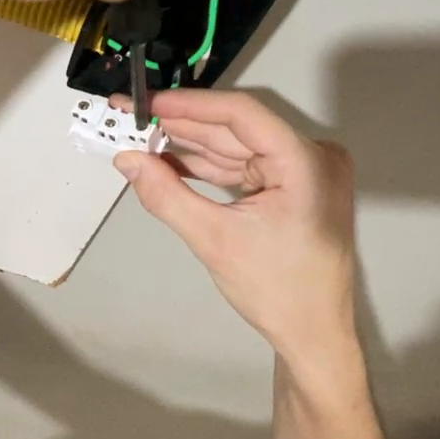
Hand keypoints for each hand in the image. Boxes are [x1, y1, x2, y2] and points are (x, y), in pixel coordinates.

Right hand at [113, 90, 357, 359]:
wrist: (314, 334)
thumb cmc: (276, 291)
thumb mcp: (214, 240)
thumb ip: (166, 194)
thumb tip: (125, 159)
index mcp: (306, 162)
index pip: (241, 115)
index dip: (190, 105)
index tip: (147, 103)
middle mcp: (311, 156)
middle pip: (235, 129)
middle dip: (181, 125)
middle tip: (131, 115)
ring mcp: (303, 171)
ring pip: (234, 147)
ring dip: (188, 145)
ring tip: (140, 136)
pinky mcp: (292, 186)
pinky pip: (242, 166)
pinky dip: (206, 167)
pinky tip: (168, 160)